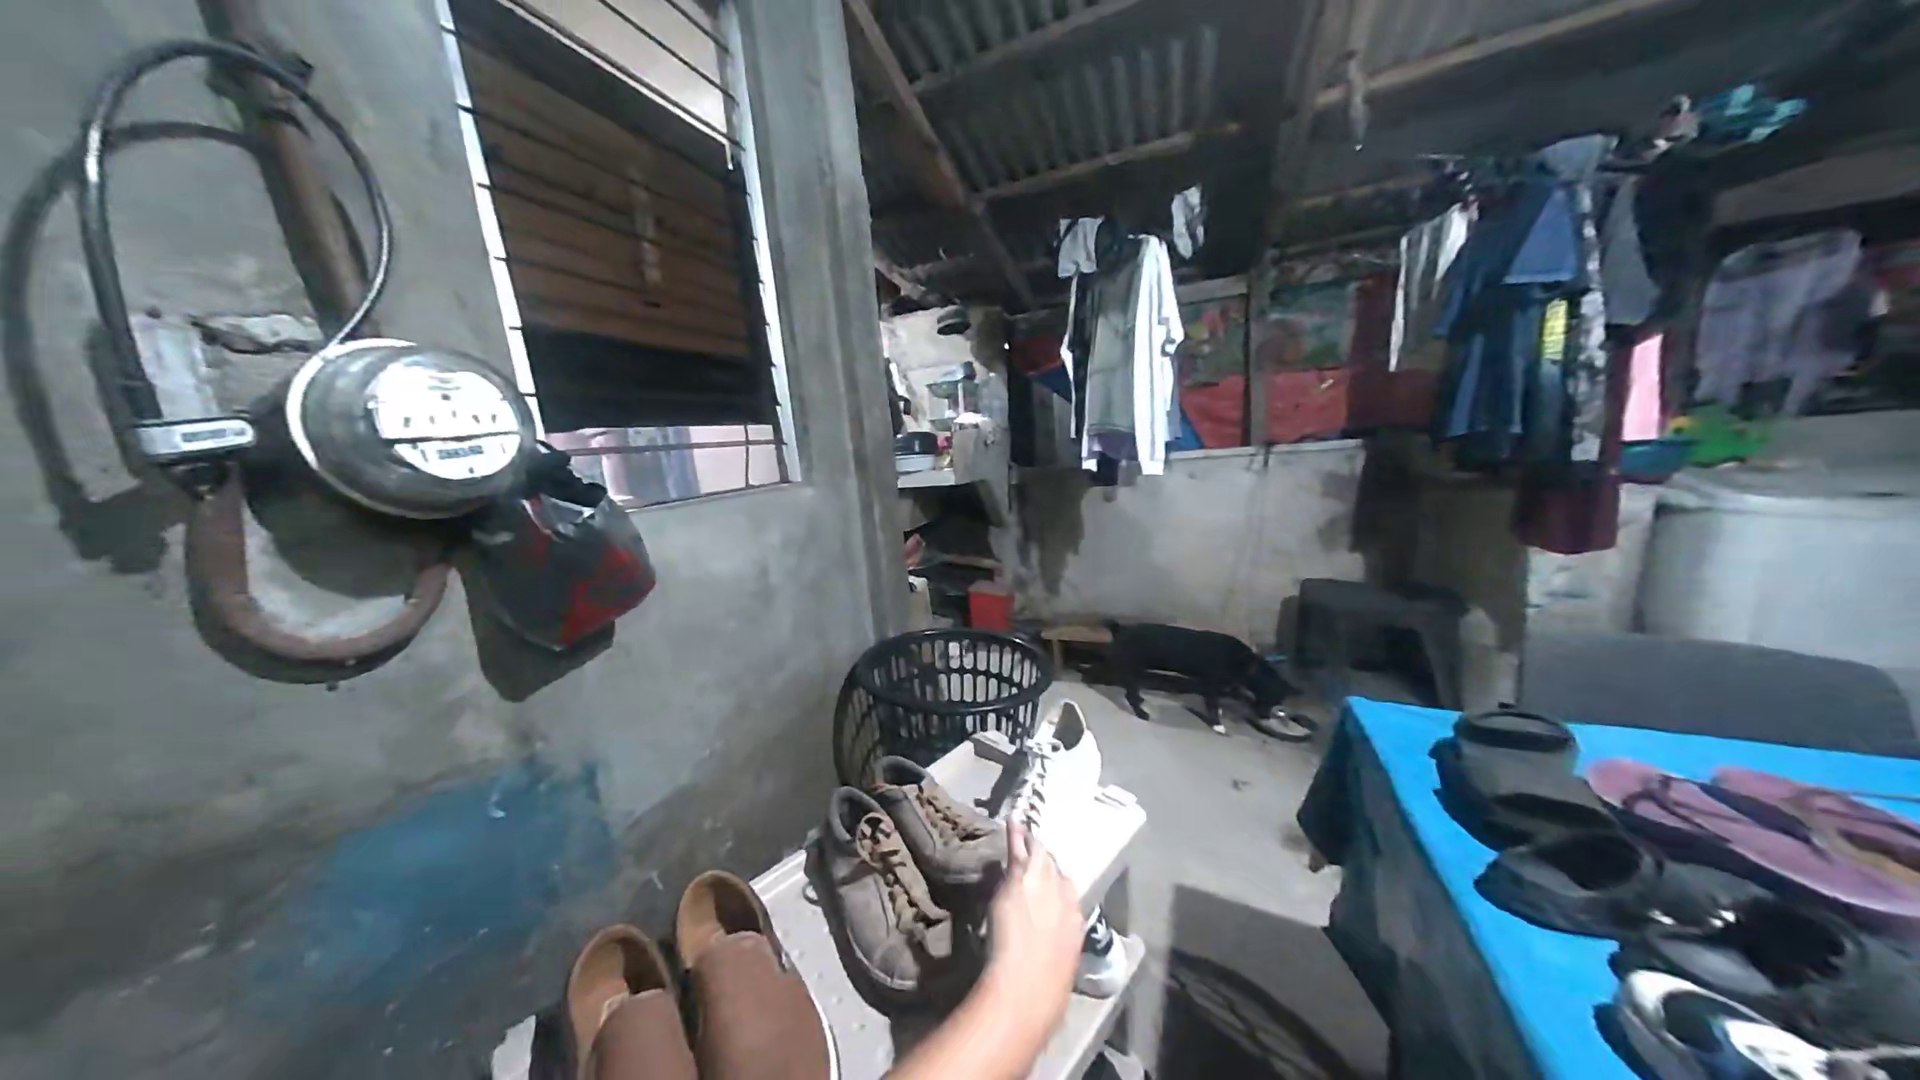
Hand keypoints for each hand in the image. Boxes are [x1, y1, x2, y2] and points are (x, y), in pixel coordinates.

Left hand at [982, 825, 1083, 1035]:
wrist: (1027, 986)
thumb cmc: (1045, 990)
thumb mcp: (1060, 965)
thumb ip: (1055, 945)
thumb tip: (1047, 947)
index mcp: (1077, 920)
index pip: (1069, 890)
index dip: (1056, 883)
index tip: (1047, 881)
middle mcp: (1064, 896)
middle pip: (1056, 869)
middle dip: (1045, 859)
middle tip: (1035, 851)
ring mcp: (1043, 883)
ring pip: (1038, 855)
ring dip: (1031, 844)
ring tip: (1024, 827)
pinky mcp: (1022, 877)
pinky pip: (1018, 849)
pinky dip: (1015, 834)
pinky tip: (1012, 820)